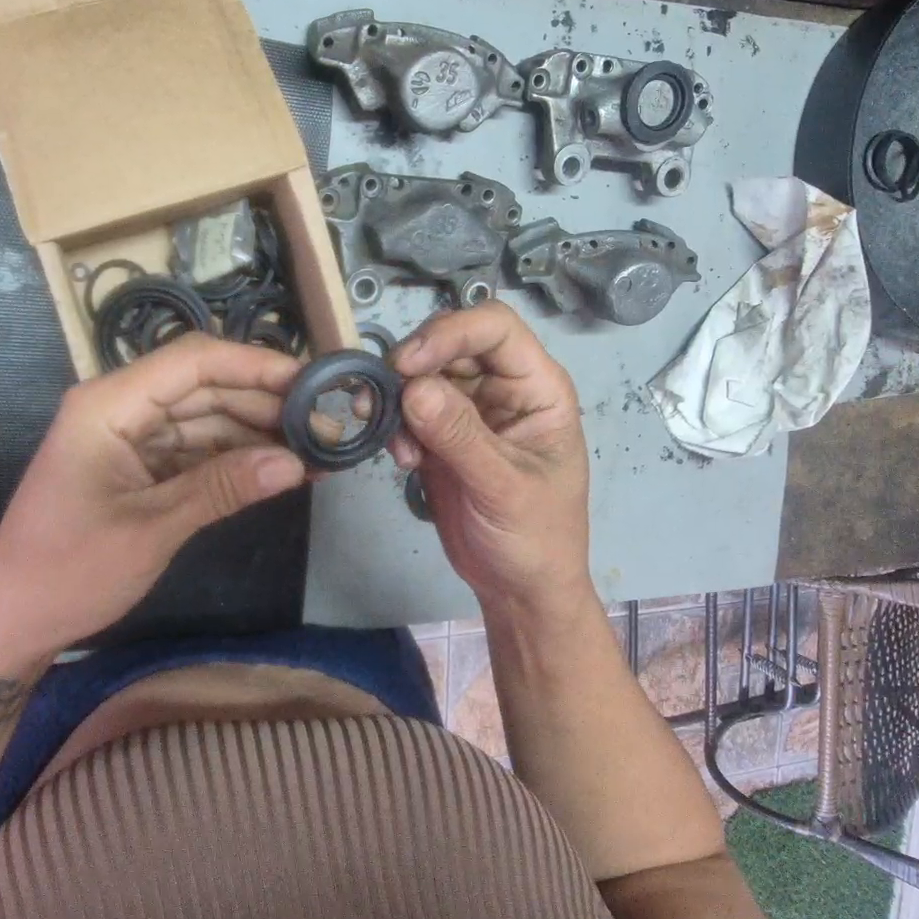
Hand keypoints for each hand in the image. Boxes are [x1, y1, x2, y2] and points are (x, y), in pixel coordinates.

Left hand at [0, 334, 308, 654]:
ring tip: (315, 450)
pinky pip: (193, 449)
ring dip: (256, 432)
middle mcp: (119, 408)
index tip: (313, 384)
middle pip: (203, 386)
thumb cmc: (68, 573)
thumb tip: (295, 461)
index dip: (256, 366)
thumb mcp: (151, 529)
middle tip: (326, 426)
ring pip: (204, 417)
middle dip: (265, 403)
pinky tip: (278, 469)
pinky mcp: (136, 466)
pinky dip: (233, 459)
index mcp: (108, 406)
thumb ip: (222, 487)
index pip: (193, 361)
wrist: (13, 623)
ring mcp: (128, 437)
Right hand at [389, 302, 593, 613]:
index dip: (449, 333)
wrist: (518, 589)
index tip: (405, 364)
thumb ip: (460, 436)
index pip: (494, 329)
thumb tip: (413, 386)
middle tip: (381, 398)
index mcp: (536, 388)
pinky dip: (396, 427)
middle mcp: (502, 389)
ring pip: (422, 376)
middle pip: (450, 345)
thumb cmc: (535, 537)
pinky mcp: (440, 437)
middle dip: (412, 366)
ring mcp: (469, 412)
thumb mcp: (504, 487)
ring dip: (397, 399)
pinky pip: (409, 411)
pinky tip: (402, 460)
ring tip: (393, 440)